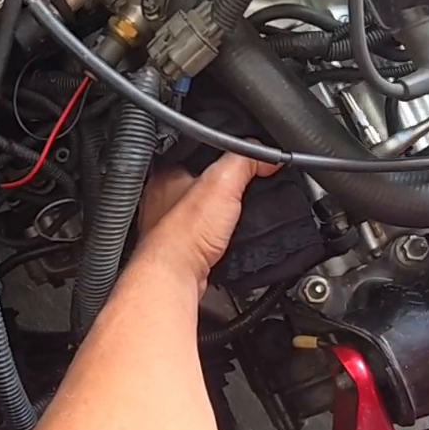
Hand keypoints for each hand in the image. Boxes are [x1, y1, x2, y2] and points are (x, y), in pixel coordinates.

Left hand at [134, 153, 274, 292]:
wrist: (176, 276)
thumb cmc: (185, 232)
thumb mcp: (224, 180)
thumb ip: (245, 160)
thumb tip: (266, 156)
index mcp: (166, 176)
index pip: (193, 153)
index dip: (218, 155)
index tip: (239, 161)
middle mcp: (162, 202)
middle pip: (197, 185)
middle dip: (220, 188)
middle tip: (240, 192)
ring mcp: (168, 229)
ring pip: (199, 214)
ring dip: (217, 217)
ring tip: (234, 219)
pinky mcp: (180, 253)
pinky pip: (203, 238)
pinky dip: (215, 239)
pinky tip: (224, 242)